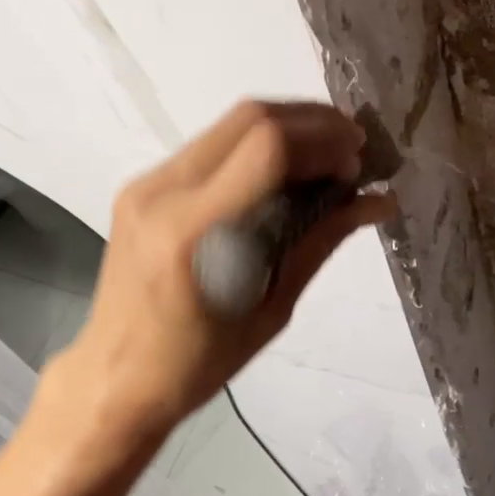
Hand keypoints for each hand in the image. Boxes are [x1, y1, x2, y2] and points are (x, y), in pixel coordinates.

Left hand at [46, 101, 395, 440]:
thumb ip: (320, 240)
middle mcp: (162, 190)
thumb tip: (377, 200)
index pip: (267, 149)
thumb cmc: (198, 363)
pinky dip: (256, 144)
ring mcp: (146, 182)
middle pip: (249, 118)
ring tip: (327, 153)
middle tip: (353, 146)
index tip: (359, 160)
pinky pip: (209, 145)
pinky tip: (284, 168)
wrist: (117, 376)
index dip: (322, 141)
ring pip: (229, 124)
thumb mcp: (272, 308)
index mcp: (192, 230)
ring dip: (286, 126)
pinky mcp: (142, 184)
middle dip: (311, 121)